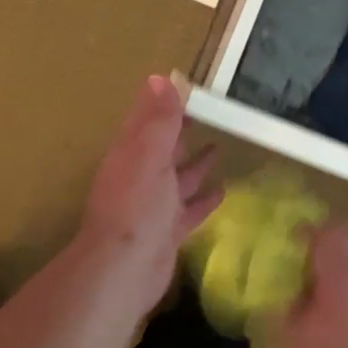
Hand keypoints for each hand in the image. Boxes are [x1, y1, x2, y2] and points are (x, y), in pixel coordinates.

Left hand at [77, 75, 223, 306]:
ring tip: (220, 147)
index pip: (149, 119)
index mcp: (132, 151)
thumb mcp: (150, 153)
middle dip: (182, 131)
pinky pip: (189, 209)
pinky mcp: (168, 231)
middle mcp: (140, 174)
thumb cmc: (137, 204)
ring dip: (196, 163)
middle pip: (164, 147)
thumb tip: (160, 77)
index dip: (166, 104)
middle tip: (211, 115)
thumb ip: (159, 119)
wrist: (124, 270)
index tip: (191, 90)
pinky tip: (223, 190)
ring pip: (178, 177)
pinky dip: (204, 198)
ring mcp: (154, 205)